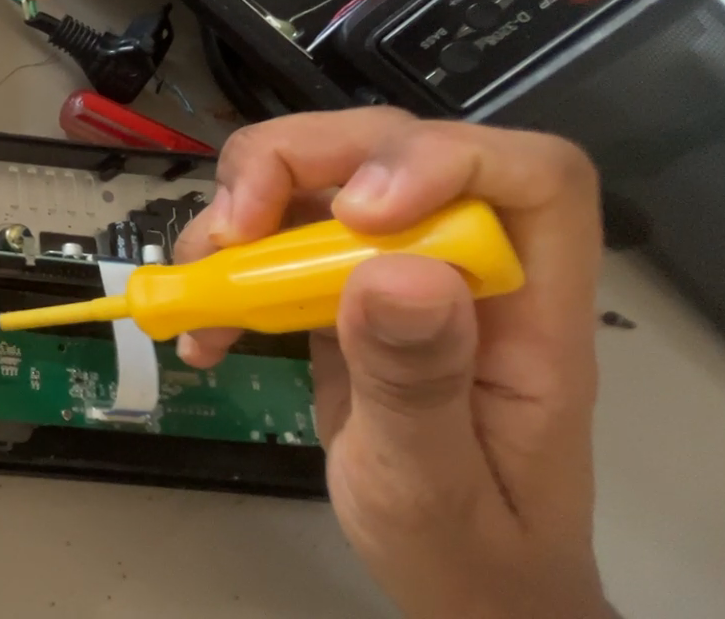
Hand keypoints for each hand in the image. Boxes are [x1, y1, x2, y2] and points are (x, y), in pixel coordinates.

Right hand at [174, 108, 611, 617]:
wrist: (455, 583)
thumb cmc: (467, 551)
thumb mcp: (434, 481)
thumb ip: (418, 379)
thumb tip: (396, 271)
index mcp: (526, 308)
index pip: (522, 175)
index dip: (435, 159)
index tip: (349, 213)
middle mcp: (456, 264)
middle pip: (381, 149)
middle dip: (289, 166)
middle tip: (232, 228)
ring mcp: (388, 270)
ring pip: (307, 180)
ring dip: (233, 217)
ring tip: (198, 292)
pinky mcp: (333, 288)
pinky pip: (266, 238)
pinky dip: (216, 270)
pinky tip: (200, 331)